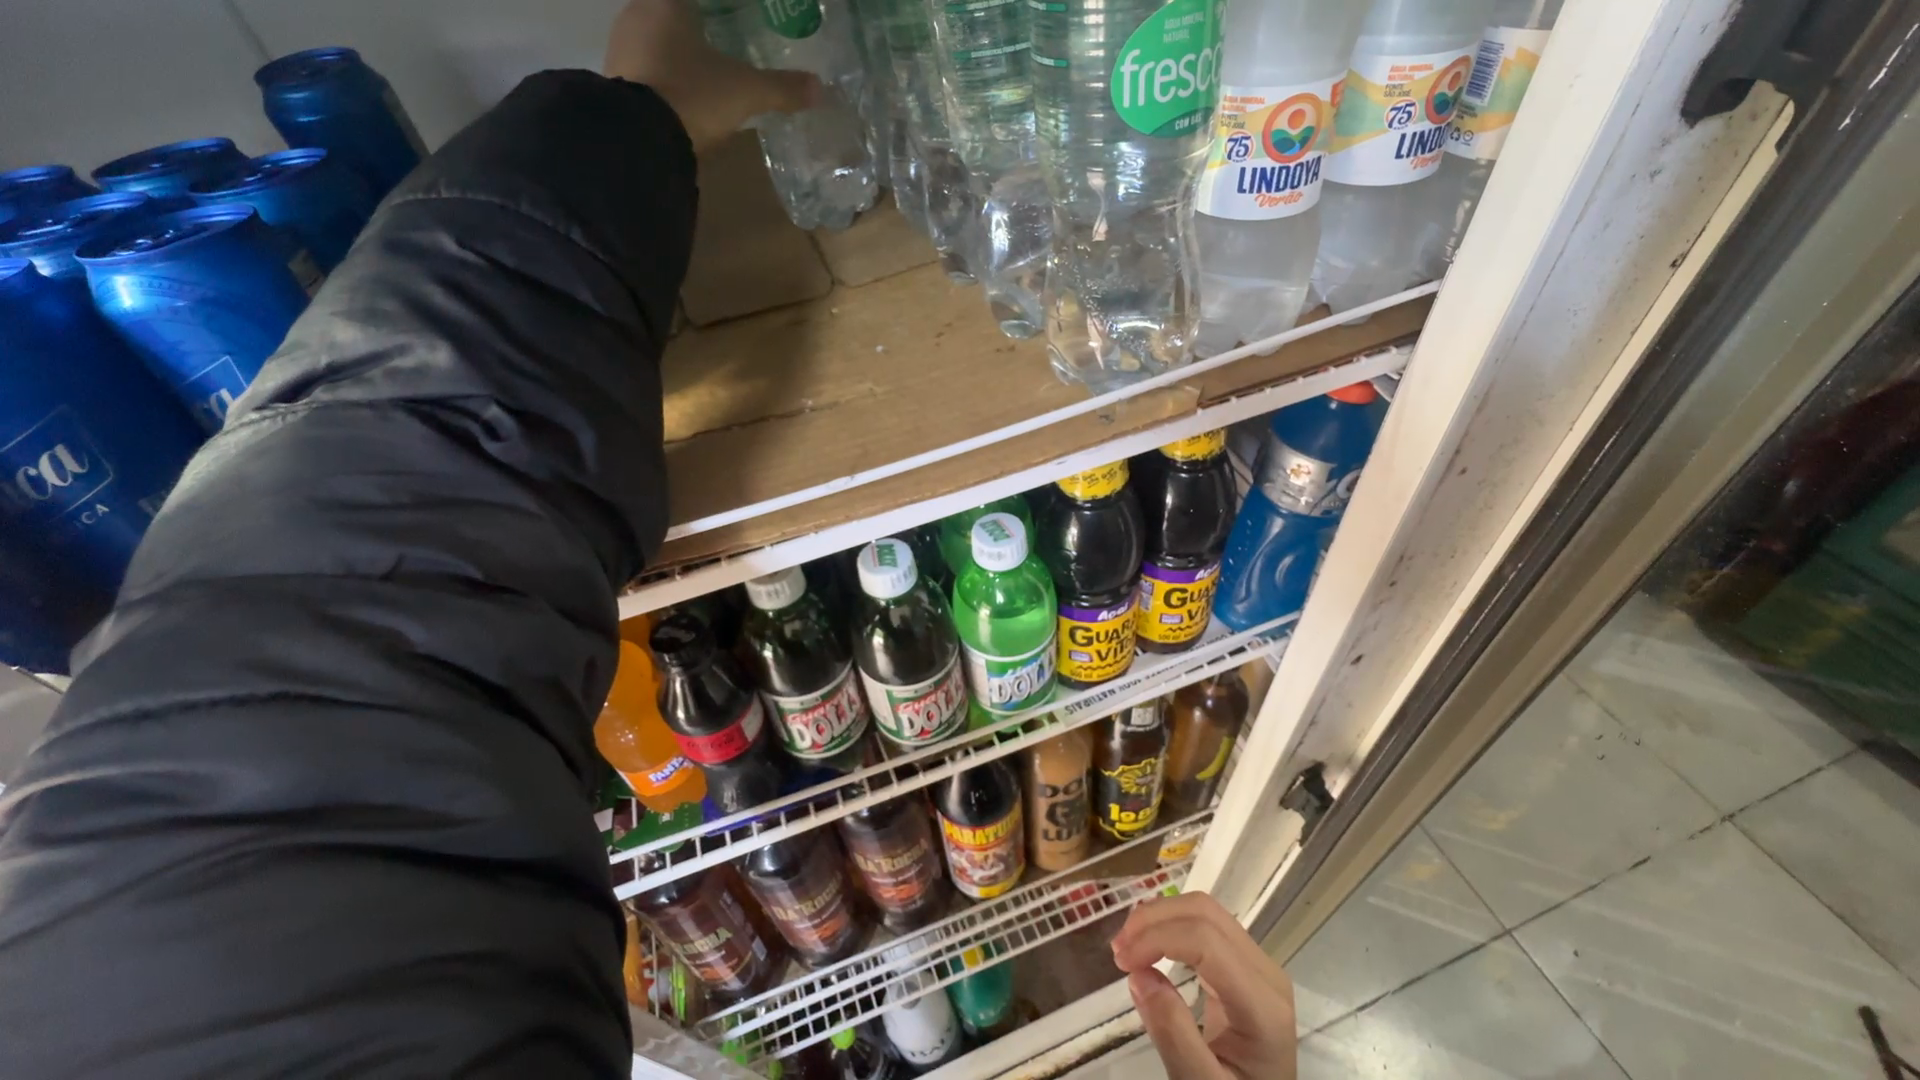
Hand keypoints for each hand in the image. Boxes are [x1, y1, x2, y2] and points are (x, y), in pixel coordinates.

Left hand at [603, 0, 821, 153]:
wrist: (640, 140)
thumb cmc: (693, 95)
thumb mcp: (745, 92)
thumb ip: (781, 87)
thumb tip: (819, 88)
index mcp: (667, 1)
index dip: (717, 8)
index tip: (734, 15)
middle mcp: (637, 14)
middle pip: (669, 8)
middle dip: (693, 21)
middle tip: (720, 34)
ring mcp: (621, 48)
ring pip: (653, 36)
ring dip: (674, 48)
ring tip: (702, 65)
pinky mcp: (614, 82)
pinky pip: (644, 66)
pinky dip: (662, 74)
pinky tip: (681, 91)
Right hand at [1111, 893, 1297, 1079]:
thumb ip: (1173, 1035)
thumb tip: (1139, 975)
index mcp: (1262, 1005)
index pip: (1206, 941)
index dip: (1157, 939)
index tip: (1120, 963)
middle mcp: (1266, 973)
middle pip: (1205, 913)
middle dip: (1153, 920)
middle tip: (1118, 951)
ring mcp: (1258, 965)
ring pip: (1204, 910)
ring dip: (1159, 918)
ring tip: (1127, 946)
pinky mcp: (1244, 965)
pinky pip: (1206, 926)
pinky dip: (1170, 925)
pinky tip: (1148, 945)